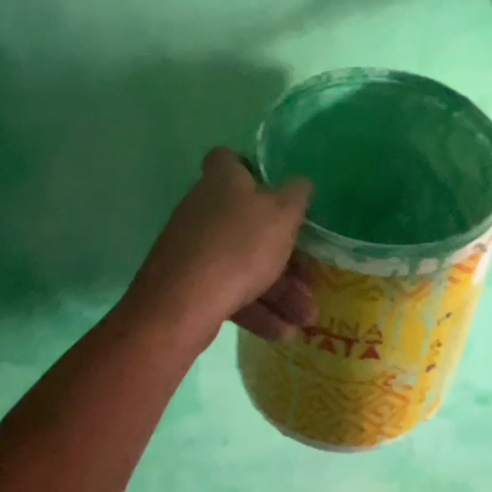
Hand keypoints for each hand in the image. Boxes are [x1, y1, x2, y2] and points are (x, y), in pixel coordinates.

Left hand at [126, 147, 316, 343]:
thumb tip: (299, 183)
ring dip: (279, 289)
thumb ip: (296, 194)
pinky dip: (257, 308)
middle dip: (282, 250)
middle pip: (247, 221)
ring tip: (307, 317)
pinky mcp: (188, 286)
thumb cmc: (239, 245)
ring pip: (244, 262)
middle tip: (310, 272)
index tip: (273, 186)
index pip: (227, 158)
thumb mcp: (283, 213)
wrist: (181, 306)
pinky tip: (284, 333)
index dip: (249, 166)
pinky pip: (230, 291)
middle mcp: (203, 209)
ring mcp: (193, 249)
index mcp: (222, 181)